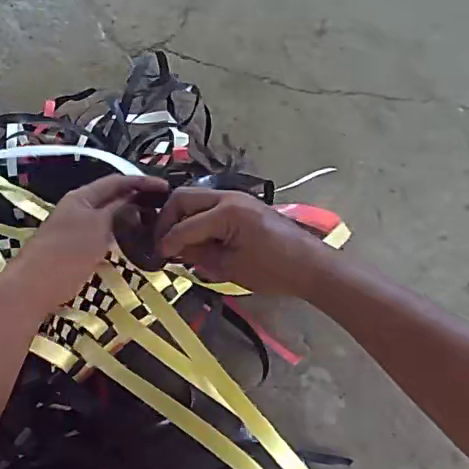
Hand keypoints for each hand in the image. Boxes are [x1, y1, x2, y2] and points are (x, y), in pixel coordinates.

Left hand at [0, 174, 169, 317]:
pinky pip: (103, 236)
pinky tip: (132, 243)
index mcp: (81, 197)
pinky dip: (119, 235)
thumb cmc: (66, 252)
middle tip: (163, 206)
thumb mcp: (98, 226)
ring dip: (129, 218)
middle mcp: (77, 209)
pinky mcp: (75, 250)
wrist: (34, 286)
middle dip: (136, 199)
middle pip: (111, 198)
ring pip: (108, 218)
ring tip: (153, 223)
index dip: (141, 181)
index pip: (116, 181)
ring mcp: (75, 230)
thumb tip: (134, 201)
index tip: (166, 188)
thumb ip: (117, 210)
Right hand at [154, 187, 332, 295]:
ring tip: (176, 242)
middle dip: (167, 220)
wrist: (311, 267)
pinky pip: (208, 205)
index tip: (157, 256)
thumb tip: (174, 250)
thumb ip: (197, 255)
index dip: (166, 242)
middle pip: (182, 198)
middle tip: (161, 243)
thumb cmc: (274, 271)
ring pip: (194, 199)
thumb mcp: (229, 267)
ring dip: (180, 217)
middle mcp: (229, 197)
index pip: (184, 225)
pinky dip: (195, 218)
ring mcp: (236, 198)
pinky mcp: (242, 205)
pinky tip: (195, 238)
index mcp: (226, 212)